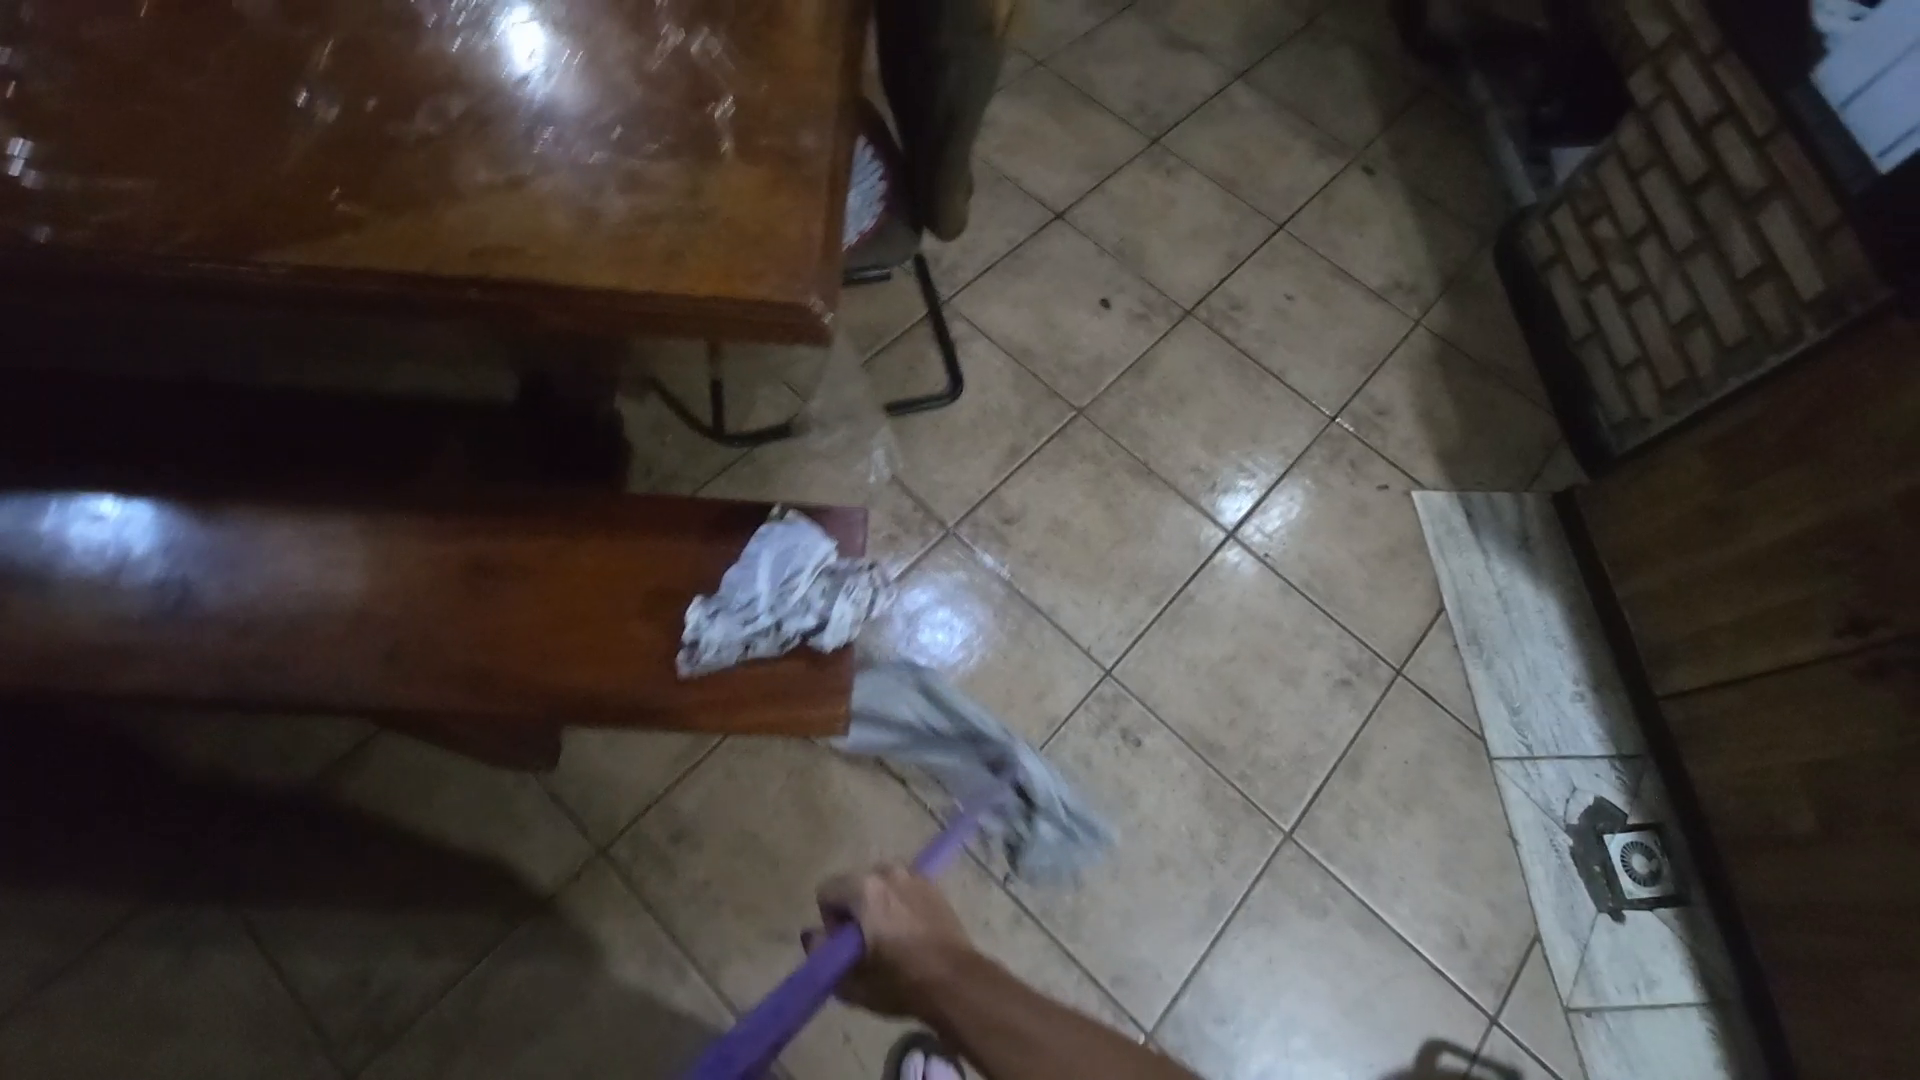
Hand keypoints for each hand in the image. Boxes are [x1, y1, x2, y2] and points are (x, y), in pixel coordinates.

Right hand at [804, 864, 974, 1017]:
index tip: (846, 945)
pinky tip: (911, 931)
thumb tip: (812, 935)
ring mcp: (914, 875)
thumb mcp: (850, 980)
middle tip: (867, 943)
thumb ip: (821, 954)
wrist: (954, 980)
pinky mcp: (934, 885)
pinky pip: (905, 888)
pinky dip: (901, 903)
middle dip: (854, 909)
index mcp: (864, 888)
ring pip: (882, 884)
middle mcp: (888, 871)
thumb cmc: (899, 981)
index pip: (827, 890)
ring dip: (878, 904)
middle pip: (855, 884)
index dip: (830, 920)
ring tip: (891, 937)